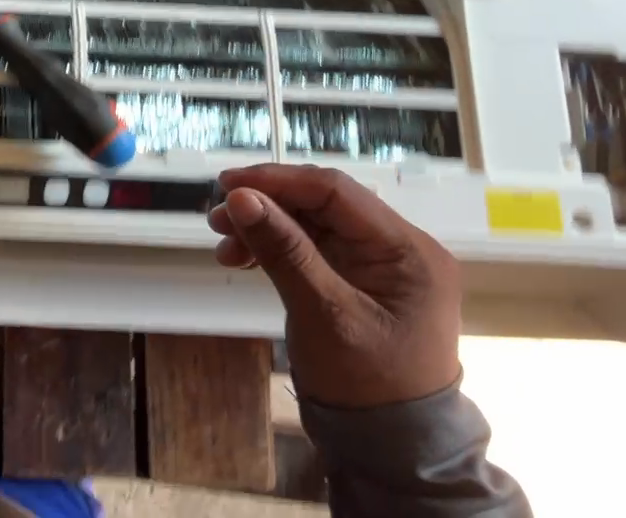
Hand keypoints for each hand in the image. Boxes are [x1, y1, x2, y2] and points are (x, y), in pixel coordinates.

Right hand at [209, 163, 461, 408]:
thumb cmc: (367, 381)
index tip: (226, 185)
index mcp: (408, 249)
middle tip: (217, 218)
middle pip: (319, 202)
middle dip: (265, 204)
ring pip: (308, 220)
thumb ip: (283, 250)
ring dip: (263, 225)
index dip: (277, 180)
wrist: (391, 444)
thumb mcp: (323, 313)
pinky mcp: (355, 276)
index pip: (335, 191)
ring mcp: (376, 261)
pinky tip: (240, 258)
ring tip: (223, 242)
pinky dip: (272, 245)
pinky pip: (307, 244)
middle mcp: (397, 246)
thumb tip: (239, 196)